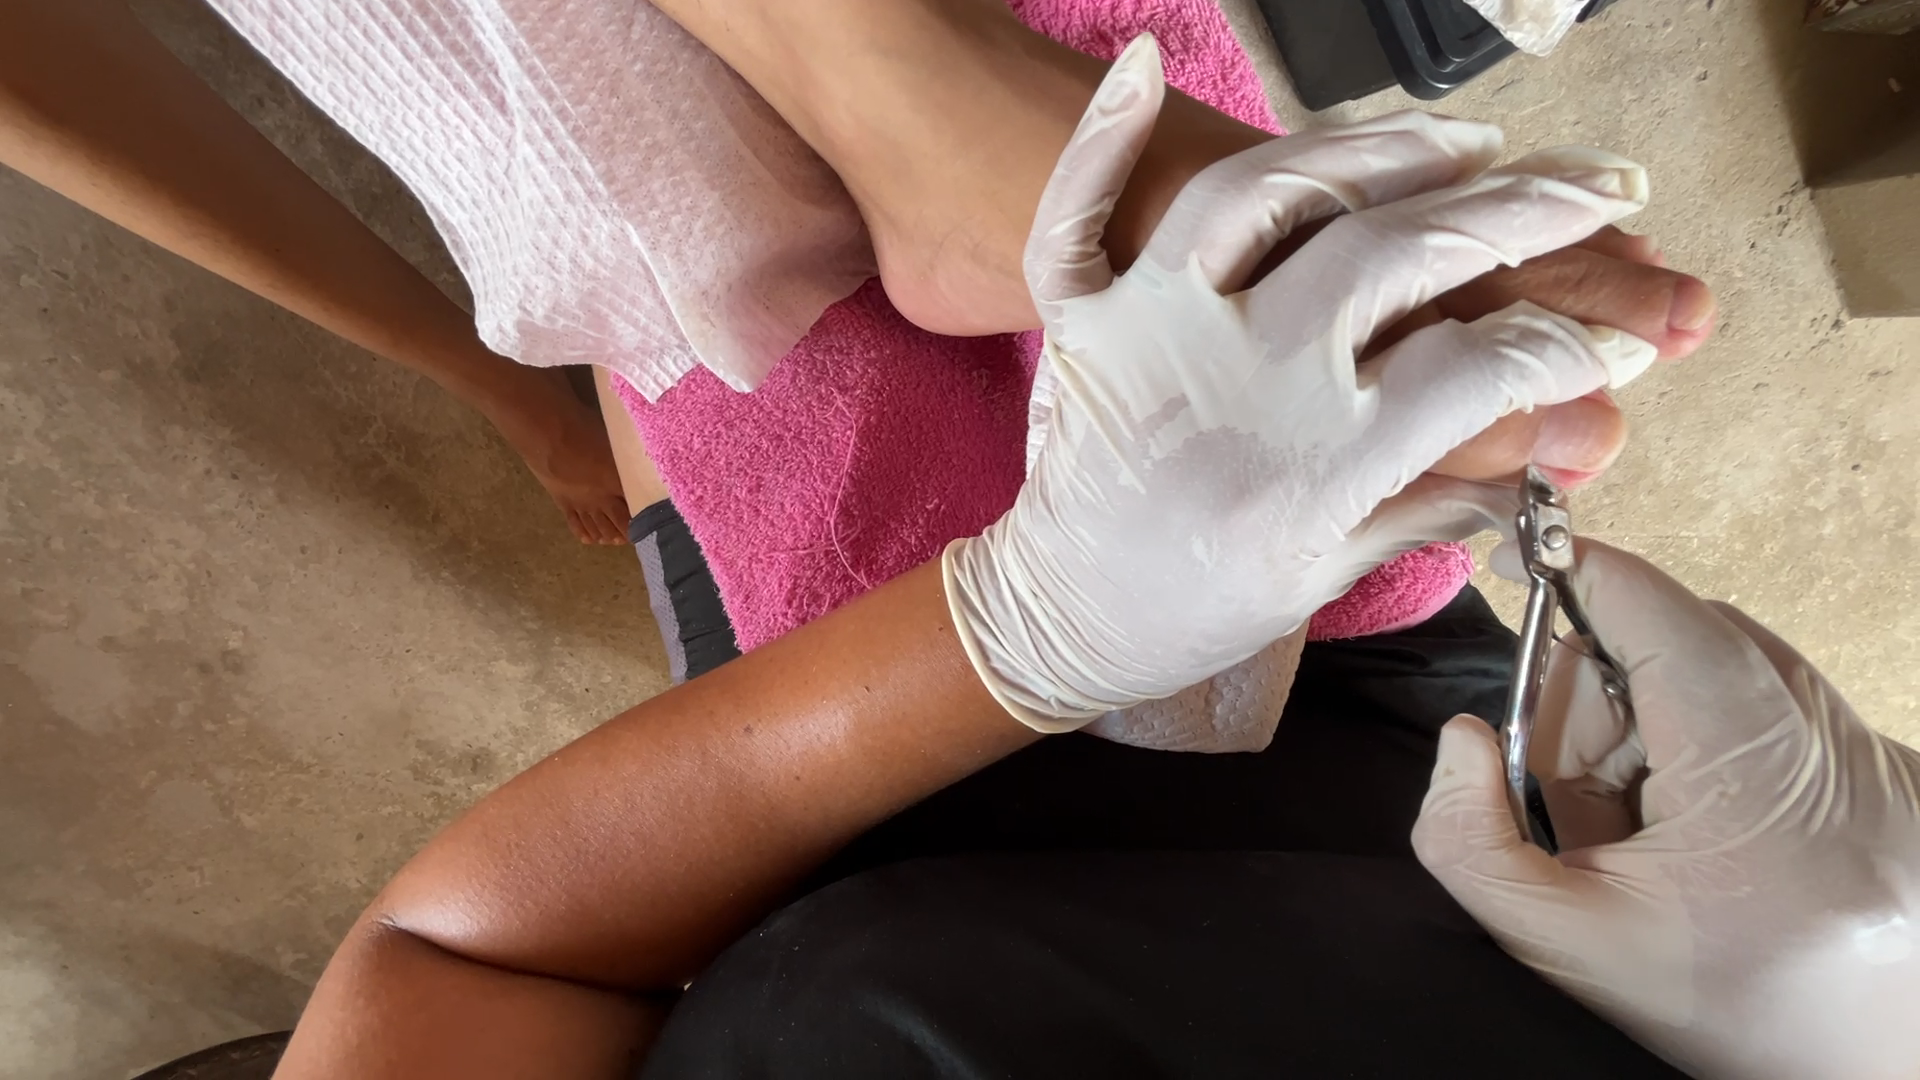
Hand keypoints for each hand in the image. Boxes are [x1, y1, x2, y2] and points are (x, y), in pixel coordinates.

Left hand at [942, 36, 1655, 727]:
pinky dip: (1096, 144)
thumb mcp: (1317, 582)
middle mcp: (1228, 385)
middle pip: (1398, 254)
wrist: (1060, 616)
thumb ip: (1427, 506)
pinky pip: (1072, 221)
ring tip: (1464, 143)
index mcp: (1306, 475)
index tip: (1608, 347)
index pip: (1480, 370)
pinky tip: (1142, 65)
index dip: (1567, 350)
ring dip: (1372, 149)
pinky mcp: (1076, 332)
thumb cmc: (1189, 611)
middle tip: (1592, 195)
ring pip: (1261, 196)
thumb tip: (1556, 452)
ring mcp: (1140, 341)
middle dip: (1526, 213)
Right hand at [1413, 540, 1919, 1079]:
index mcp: (1773, 811)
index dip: (1593, 576)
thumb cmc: (1717, 1012)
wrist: (1873, 1076)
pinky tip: (1690, 805)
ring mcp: (1891, 763)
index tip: (1519, 553)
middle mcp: (1857, 769)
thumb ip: (1463, 835)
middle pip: (1683, 639)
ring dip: (1637, 711)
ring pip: (1716, 658)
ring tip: (1638, 812)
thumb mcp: (1551, 939)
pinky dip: (1689, 724)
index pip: (1679, 635)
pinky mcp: (1891, 763)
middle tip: (1579, 786)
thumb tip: (1466, 733)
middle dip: (1594, 689)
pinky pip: (1757, 688)